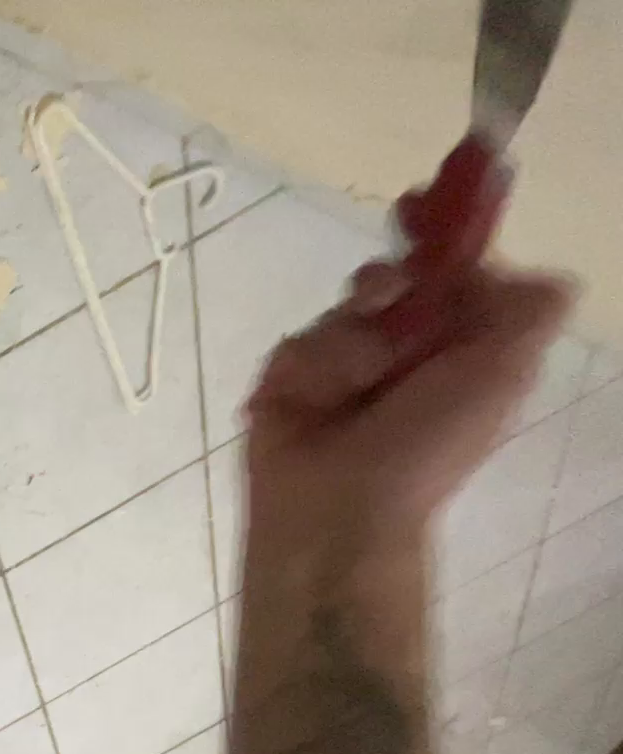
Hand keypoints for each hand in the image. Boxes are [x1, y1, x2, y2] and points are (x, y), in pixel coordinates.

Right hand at [245, 259, 573, 540]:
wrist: (337, 502)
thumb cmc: (428, 442)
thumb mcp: (505, 369)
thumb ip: (524, 305)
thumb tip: (490, 263)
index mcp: (460, 340)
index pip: (456, 268)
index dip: (447, 229)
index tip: (429, 196)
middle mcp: (400, 344)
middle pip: (392, 276)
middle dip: (387, 282)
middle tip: (383, 296)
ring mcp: (337, 362)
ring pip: (339, 309)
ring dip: (347, 340)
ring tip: (349, 386)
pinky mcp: (284, 379)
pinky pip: (293, 344)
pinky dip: (305, 366)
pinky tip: (308, 399)